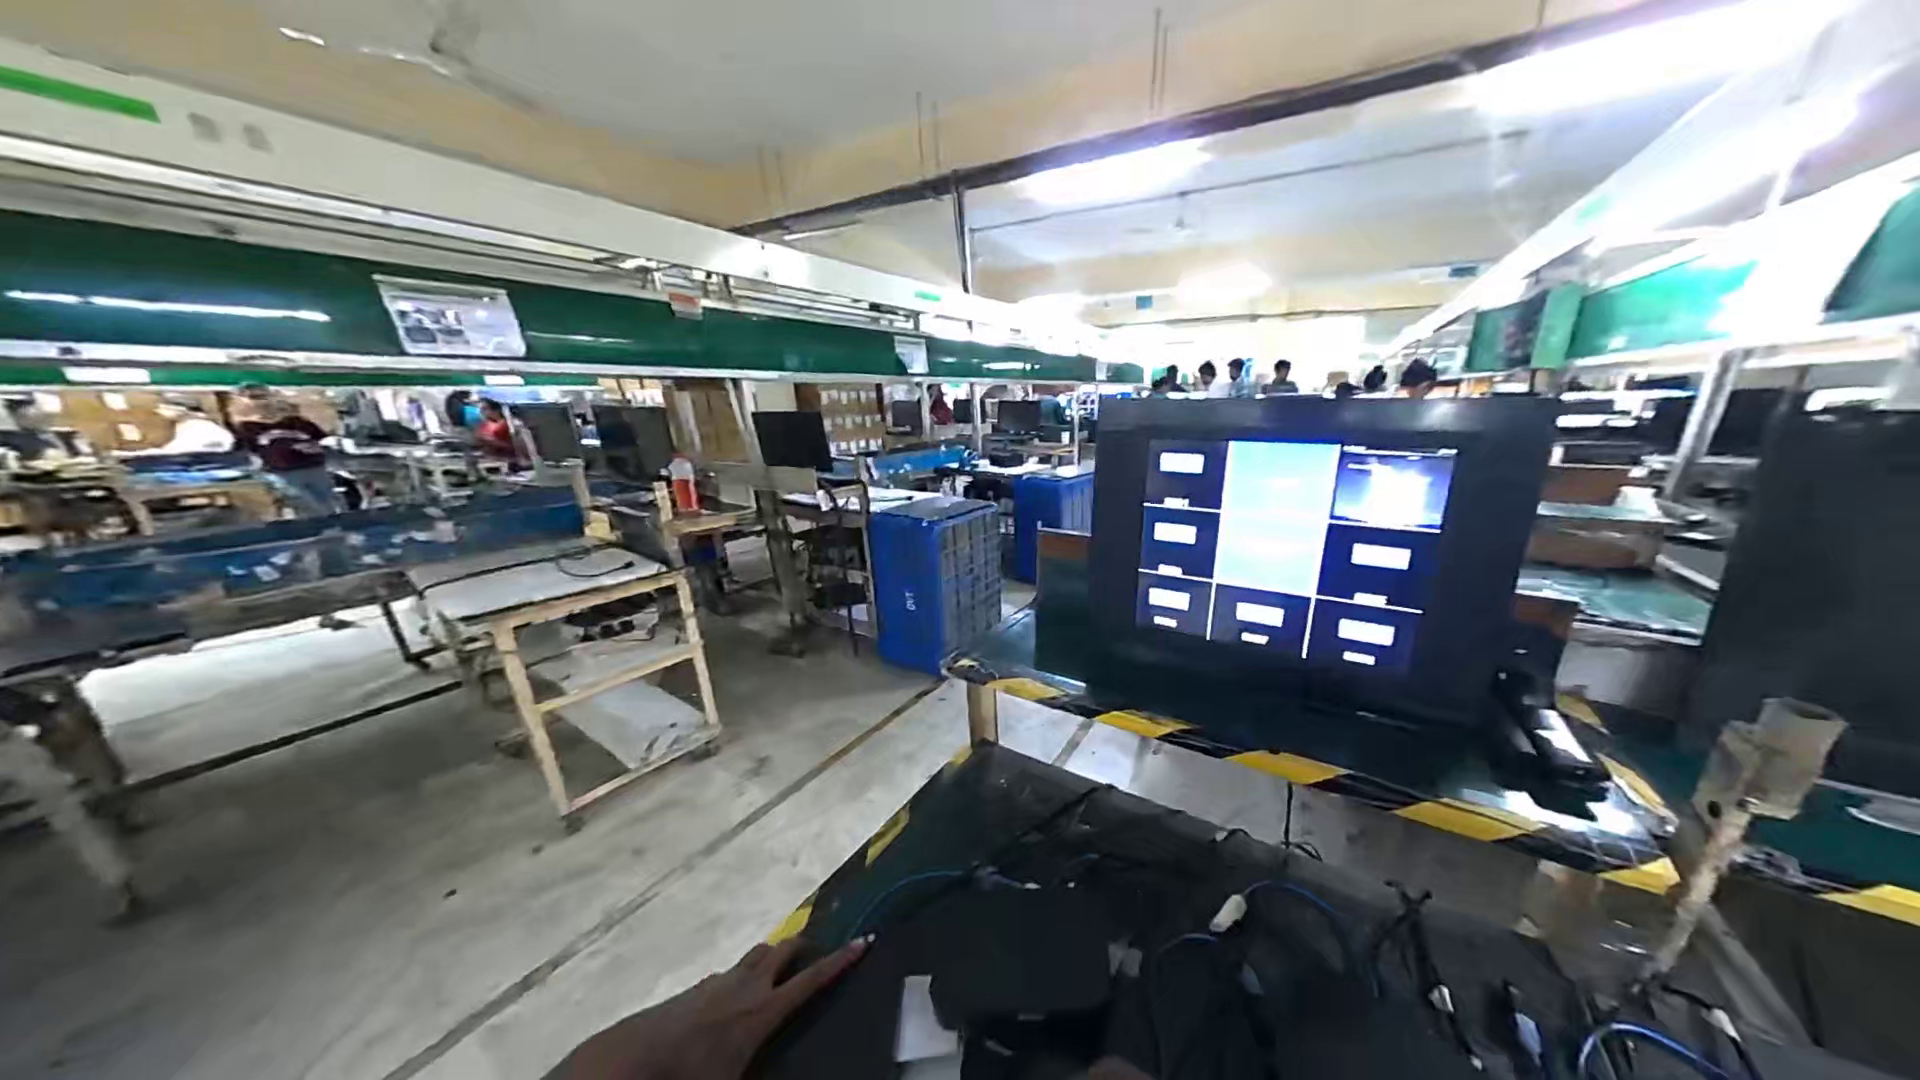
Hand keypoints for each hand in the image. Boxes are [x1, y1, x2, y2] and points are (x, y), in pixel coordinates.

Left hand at [545, 936, 868, 1079]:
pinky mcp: (700, 986)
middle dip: (805, 947)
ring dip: (774, 958)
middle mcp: (748, 985)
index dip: (841, 961)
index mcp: (764, 1011)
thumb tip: (776, 1070)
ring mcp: (722, 980)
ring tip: (778, 976)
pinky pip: (733, 972)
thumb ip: (758, 1073)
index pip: (812, 979)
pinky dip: (745, 976)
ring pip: (758, 954)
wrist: (635, 1057)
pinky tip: (733, 1003)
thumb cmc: (690, 1076)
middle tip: (816, 956)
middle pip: (785, 948)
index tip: (863, 941)